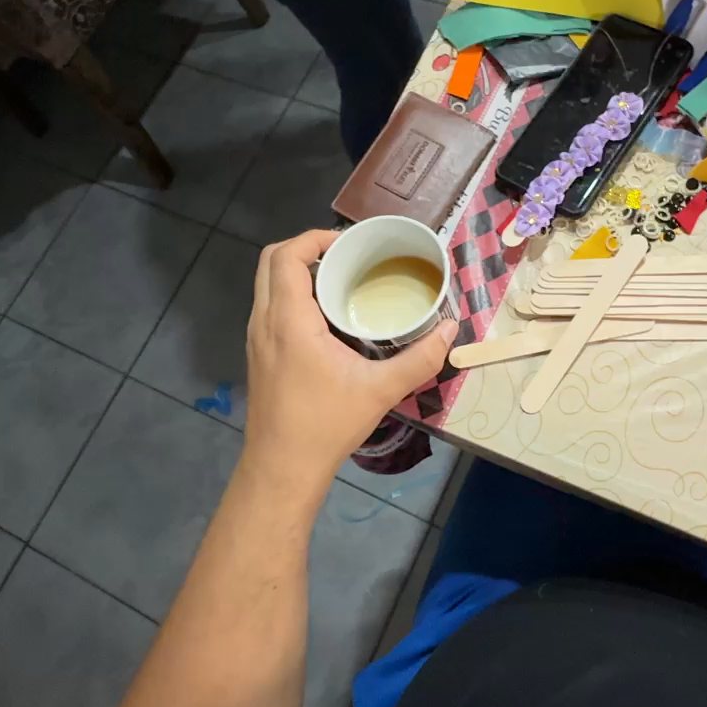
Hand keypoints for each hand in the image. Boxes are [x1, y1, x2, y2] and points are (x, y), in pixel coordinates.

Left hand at [242, 230, 456, 486]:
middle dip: (306, 248)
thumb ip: (419, 359)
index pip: (286, 256)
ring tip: (341, 280)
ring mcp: (256, 338)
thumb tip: (450, 330)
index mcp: (289, 321)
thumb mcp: (380, 390)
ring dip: (298, 271)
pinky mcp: (258, 354)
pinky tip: (327, 316)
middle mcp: (264, 321)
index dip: (315, 238)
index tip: (350, 244)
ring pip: (267, 284)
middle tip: (347, 257)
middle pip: (271, 262)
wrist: (282, 468)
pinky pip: (270, 306)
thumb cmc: (325, 425)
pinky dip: (293, 294)